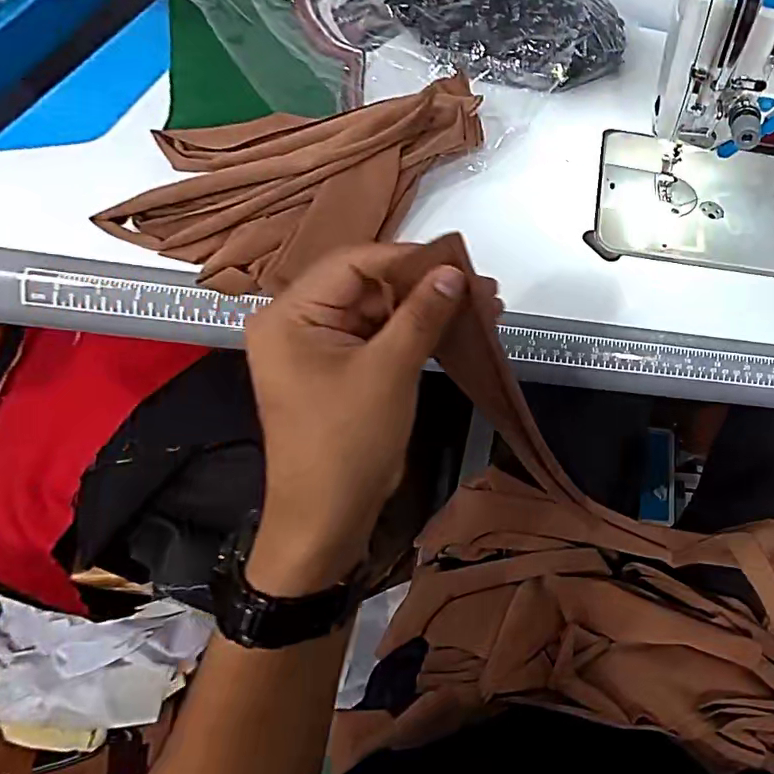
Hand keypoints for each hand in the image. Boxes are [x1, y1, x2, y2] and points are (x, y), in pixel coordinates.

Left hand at [242, 243, 466, 594]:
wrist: (330, 515)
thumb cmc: (346, 442)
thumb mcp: (388, 371)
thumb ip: (421, 315)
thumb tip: (453, 273)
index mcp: (291, 315)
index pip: (353, 263)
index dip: (407, 259)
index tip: (458, 262)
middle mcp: (302, 322)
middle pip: (370, 284)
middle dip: (426, 285)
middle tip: (479, 285)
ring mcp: (327, 346)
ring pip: (384, 310)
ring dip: (430, 308)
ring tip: (482, 305)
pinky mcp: (349, 367)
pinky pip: (387, 335)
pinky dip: (422, 331)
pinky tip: (461, 327)